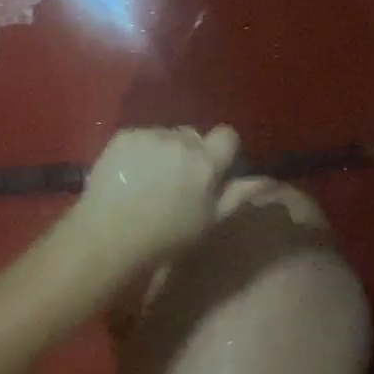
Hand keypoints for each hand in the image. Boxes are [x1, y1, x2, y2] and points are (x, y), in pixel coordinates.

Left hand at [63, 125, 239, 267]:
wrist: (108, 236)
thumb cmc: (165, 237)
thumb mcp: (208, 222)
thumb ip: (237, 195)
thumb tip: (265, 179)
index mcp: (206, 163)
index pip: (227, 135)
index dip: (222, 150)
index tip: (212, 169)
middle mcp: (181, 141)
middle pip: (194, 135)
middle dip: (191, 152)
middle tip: (177, 180)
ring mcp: (150, 135)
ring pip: (166, 135)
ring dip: (164, 150)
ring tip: (149, 179)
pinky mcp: (125, 135)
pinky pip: (141, 137)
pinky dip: (140, 150)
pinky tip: (130, 174)